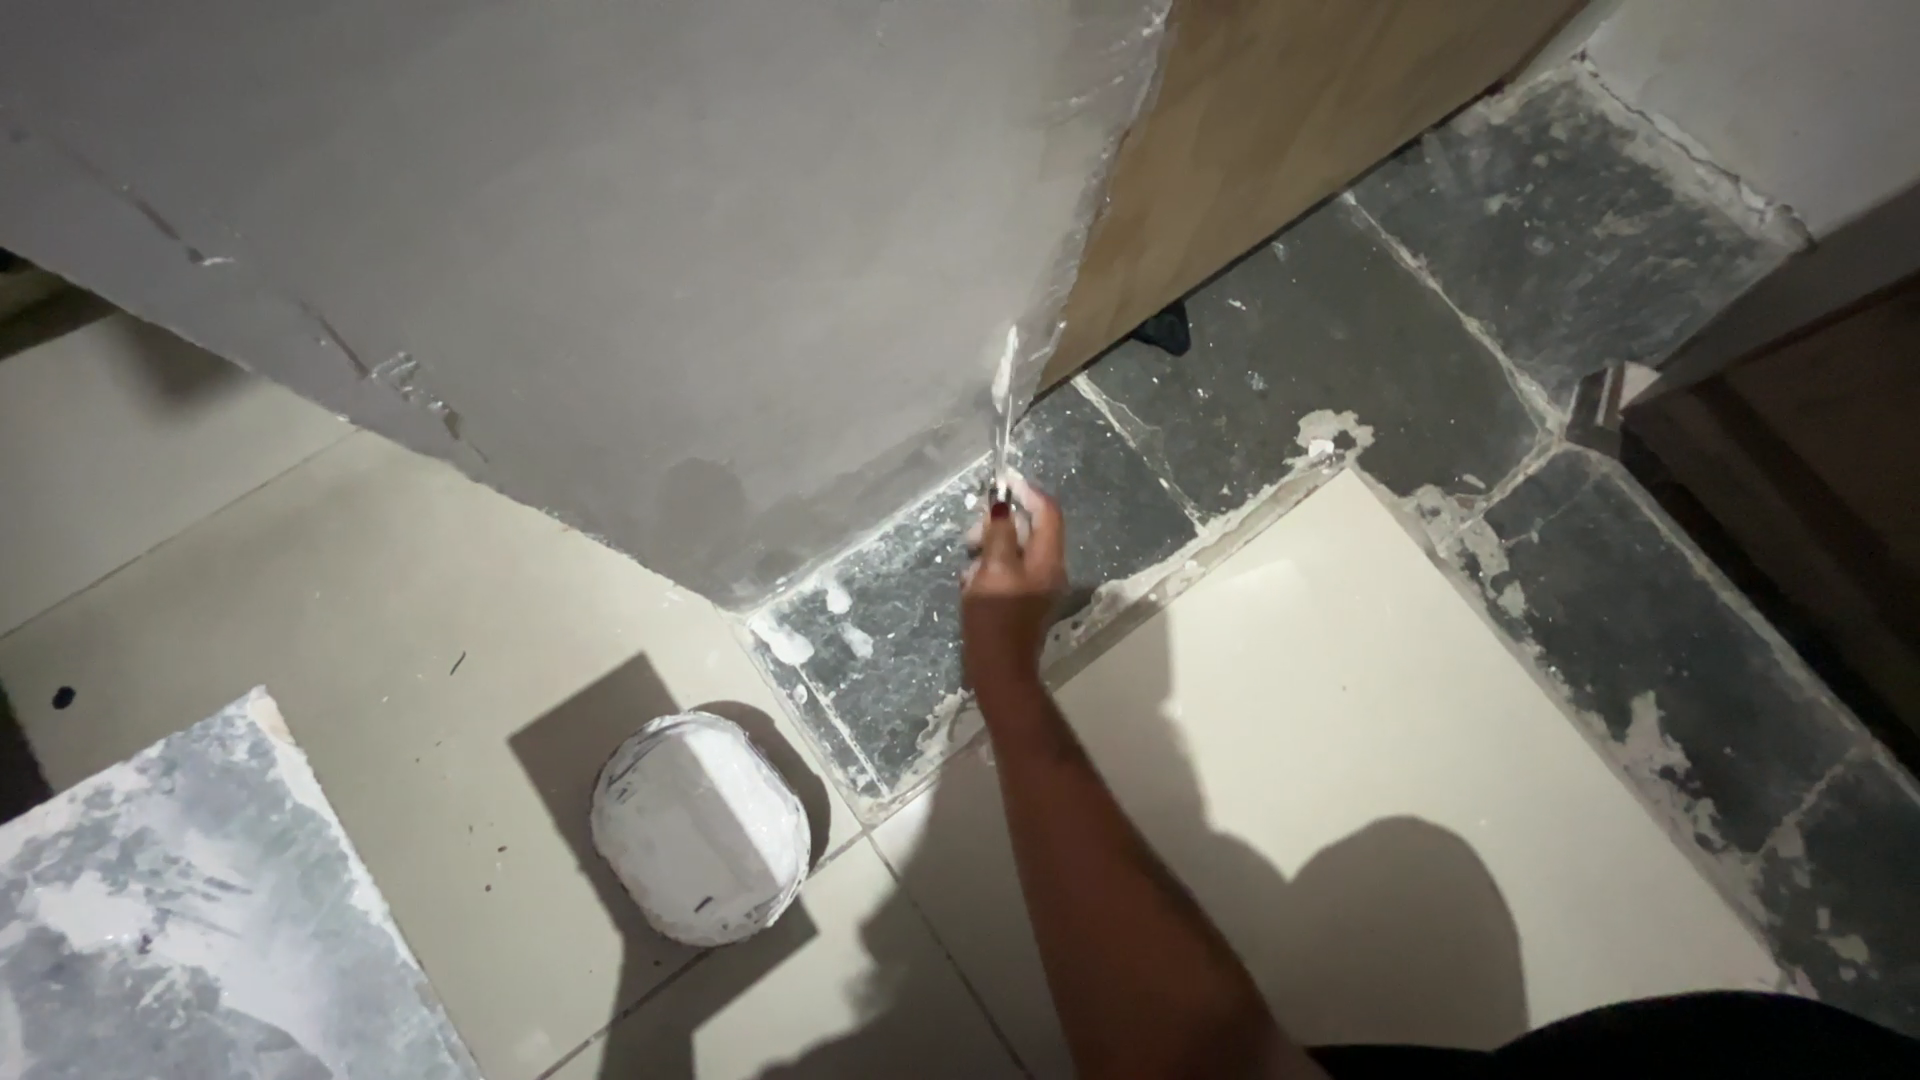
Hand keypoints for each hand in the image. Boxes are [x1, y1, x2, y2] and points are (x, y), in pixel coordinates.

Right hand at [962, 476, 1066, 692]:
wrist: (999, 669)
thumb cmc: (996, 619)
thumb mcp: (993, 571)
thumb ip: (999, 535)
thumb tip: (1002, 505)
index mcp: (1047, 559)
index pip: (1048, 511)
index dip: (1027, 492)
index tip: (1003, 483)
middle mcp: (1049, 568)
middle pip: (1030, 529)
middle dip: (1000, 525)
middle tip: (972, 534)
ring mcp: (1037, 585)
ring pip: (1015, 550)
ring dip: (990, 548)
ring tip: (968, 564)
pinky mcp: (1023, 599)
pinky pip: (1008, 571)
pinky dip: (990, 568)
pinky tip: (971, 582)